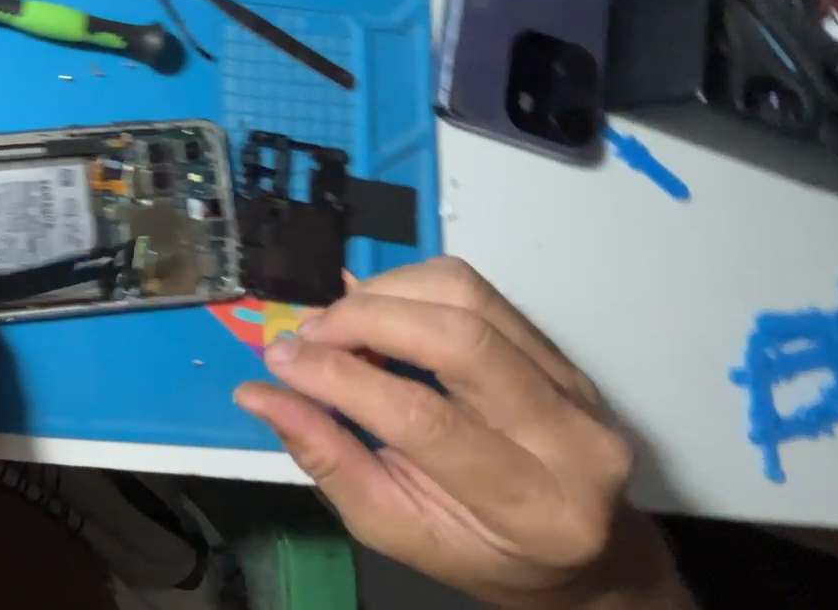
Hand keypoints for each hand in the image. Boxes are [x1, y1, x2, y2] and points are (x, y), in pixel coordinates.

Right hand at [234, 259, 693, 609]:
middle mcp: (570, 438)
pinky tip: (381, 317)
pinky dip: (406, 287)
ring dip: (381, 294)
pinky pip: (473, 288)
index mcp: (529, 505)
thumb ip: (324, 457)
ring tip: (342, 324)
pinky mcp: (558, 350)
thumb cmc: (472, 545)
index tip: (278, 359)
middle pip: (457, 338)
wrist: (581, 549)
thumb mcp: (388, 523)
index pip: (423, 418)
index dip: (338, 377)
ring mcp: (573, 384)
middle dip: (361, 320)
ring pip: (464, 295)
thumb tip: (256, 394)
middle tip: (308, 333)